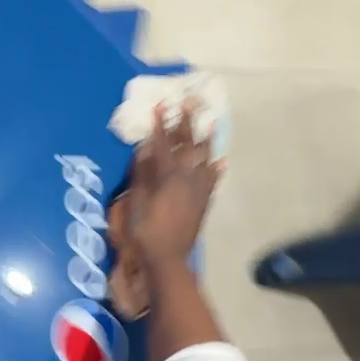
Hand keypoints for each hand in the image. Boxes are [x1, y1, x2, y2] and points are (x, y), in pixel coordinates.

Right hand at [122, 100, 219, 270]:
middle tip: (189, 101)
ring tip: (211, 120)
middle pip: (188, 145)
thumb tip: (145, 149)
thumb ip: (142, 174)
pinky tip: (221, 160)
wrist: (168, 259)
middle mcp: (188, 178)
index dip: (161, 124)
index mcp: (168, 177)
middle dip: (187, 122)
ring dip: (207, 138)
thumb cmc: (146, 232)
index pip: (163, 144)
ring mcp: (199, 190)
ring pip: (205, 158)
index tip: (161, 104)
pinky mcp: (204, 202)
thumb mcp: (137, 202)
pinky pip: (213, 180)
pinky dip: (217, 168)